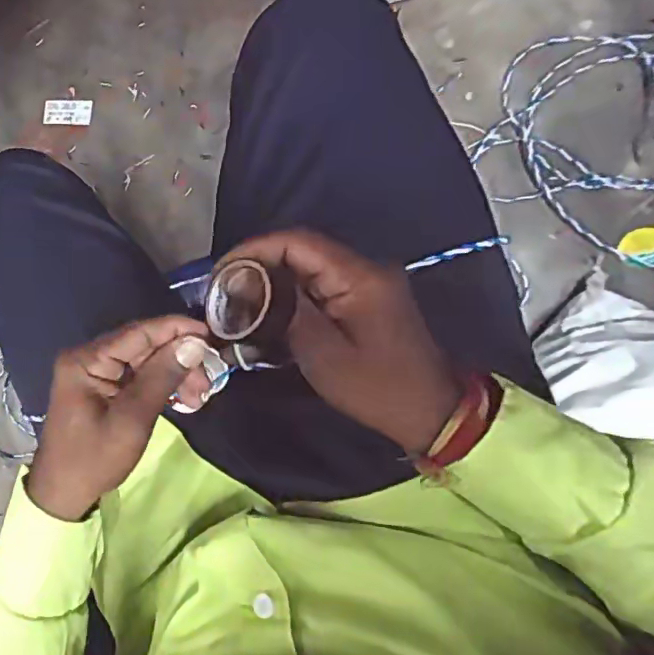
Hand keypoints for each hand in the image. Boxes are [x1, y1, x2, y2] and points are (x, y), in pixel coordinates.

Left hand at [25, 316, 214, 520]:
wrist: (62, 493)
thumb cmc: (94, 459)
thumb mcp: (132, 419)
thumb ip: (161, 377)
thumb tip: (194, 344)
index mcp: (85, 360)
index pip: (138, 332)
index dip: (176, 330)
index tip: (211, 336)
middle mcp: (86, 357)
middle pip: (142, 345)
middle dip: (178, 358)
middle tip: (206, 383)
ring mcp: (92, 372)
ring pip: (142, 360)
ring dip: (172, 373)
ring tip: (197, 397)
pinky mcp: (99, 387)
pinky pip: (135, 375)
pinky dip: (159, 383)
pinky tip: (181, 398)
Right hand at [221, 230, 460, 450]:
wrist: (431, 412)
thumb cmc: (377, 388)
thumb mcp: (324, 355)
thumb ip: (286, 312)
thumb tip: (249, 285)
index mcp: (358, 277)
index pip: (297, 242)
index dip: (254, 249)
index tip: (222, 271)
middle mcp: (365, 269)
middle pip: (301, 249)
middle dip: (258, 263)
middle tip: (223, 288)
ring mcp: (367, 282)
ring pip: (308, 265)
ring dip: (271, 277)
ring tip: (238, 298)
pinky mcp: (365, 298)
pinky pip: (319, 282)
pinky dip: (289, 291)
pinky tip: (268, 308)